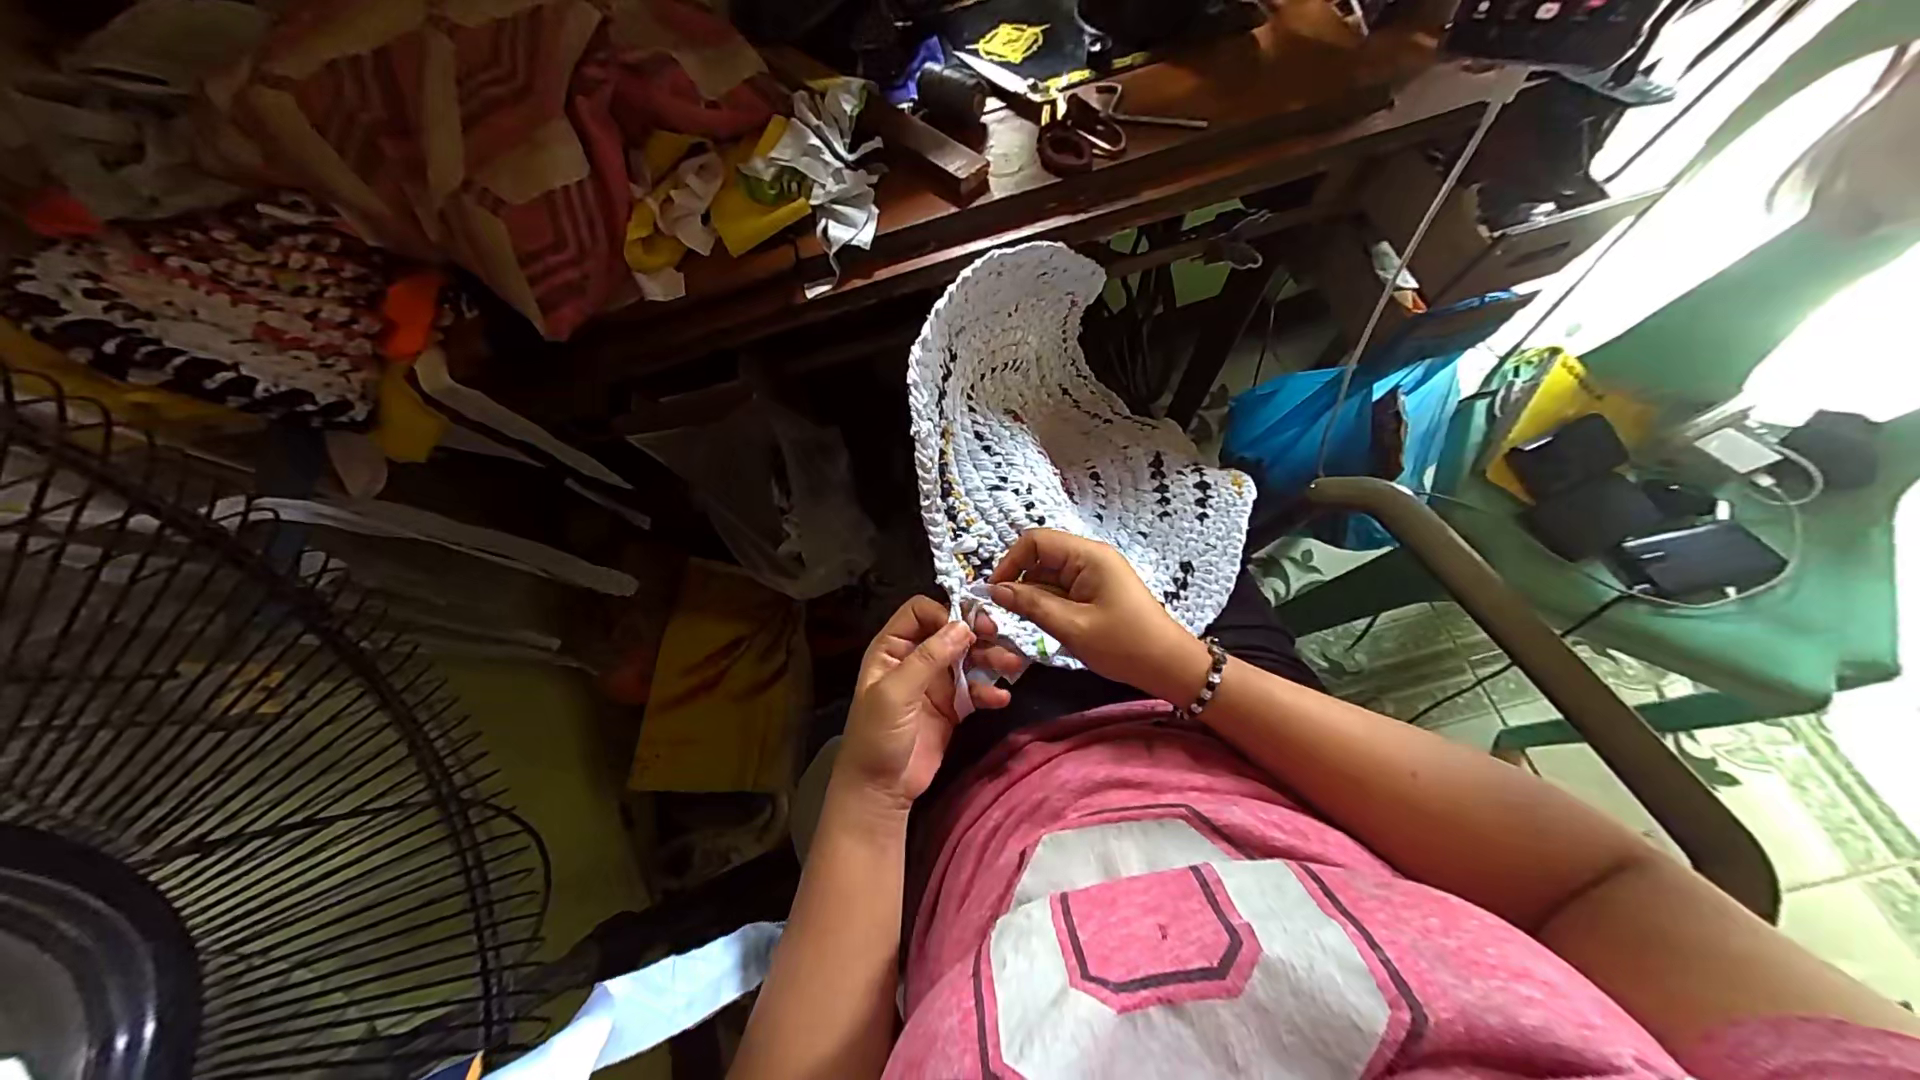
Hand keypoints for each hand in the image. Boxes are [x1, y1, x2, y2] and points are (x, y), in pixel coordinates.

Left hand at [837, 596, 1017, 809]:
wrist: (880, 790)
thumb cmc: (876, 736)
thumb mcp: (896, 693)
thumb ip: (928, 658)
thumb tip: (963, 626)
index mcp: (892, 648)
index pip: (921, 612)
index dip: (944, 613)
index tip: (968, 627)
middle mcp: (915, 659)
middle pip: (950, 632)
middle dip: (976, 633)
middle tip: (999, 635)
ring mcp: (935, 683)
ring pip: (968, 658)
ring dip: (991, 658)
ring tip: (1012, 665)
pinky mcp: (953, 707)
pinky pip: (976, 689)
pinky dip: (990, 690)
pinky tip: (1000, 698)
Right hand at [988, 529, 1211, 705]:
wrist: (1169, 666)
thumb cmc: (1123, 645)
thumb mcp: (1072, 626)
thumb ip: (1031, 605)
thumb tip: (995, 591)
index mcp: (1087, 556)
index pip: (1036, 541)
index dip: (1011, 562)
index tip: (994, 592)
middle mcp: (1090, 557)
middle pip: (1041, 556)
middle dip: (1020, 581)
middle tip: (1005, 613)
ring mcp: (1094, 574)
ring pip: (1049, 575)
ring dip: (1033, 595)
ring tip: (1024, 621)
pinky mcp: (1096, 590)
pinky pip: (1062, 588)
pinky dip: (1048, 603)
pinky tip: (1044, 623)